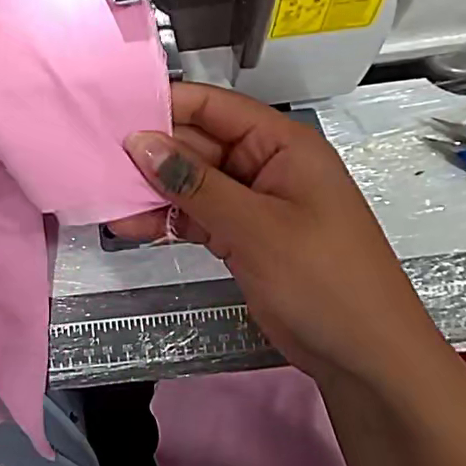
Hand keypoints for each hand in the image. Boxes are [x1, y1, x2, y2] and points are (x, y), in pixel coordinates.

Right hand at [113, 82, 448, 384]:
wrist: (367, 359)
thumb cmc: (324, 281)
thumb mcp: (256, 227)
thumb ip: (194, 183)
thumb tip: (140, 141)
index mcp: (281, 144)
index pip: (215, 107)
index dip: (166, 106)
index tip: (114, 113)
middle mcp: (264, 164)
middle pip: (198, 145)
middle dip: (152, 155)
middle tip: (98, 161)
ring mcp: (253, 202)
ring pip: (193, 183)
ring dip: (154, 192)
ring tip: (108, 201)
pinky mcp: (243, 236)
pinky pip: (198, 216)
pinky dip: (170, 221)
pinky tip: (133, 227)